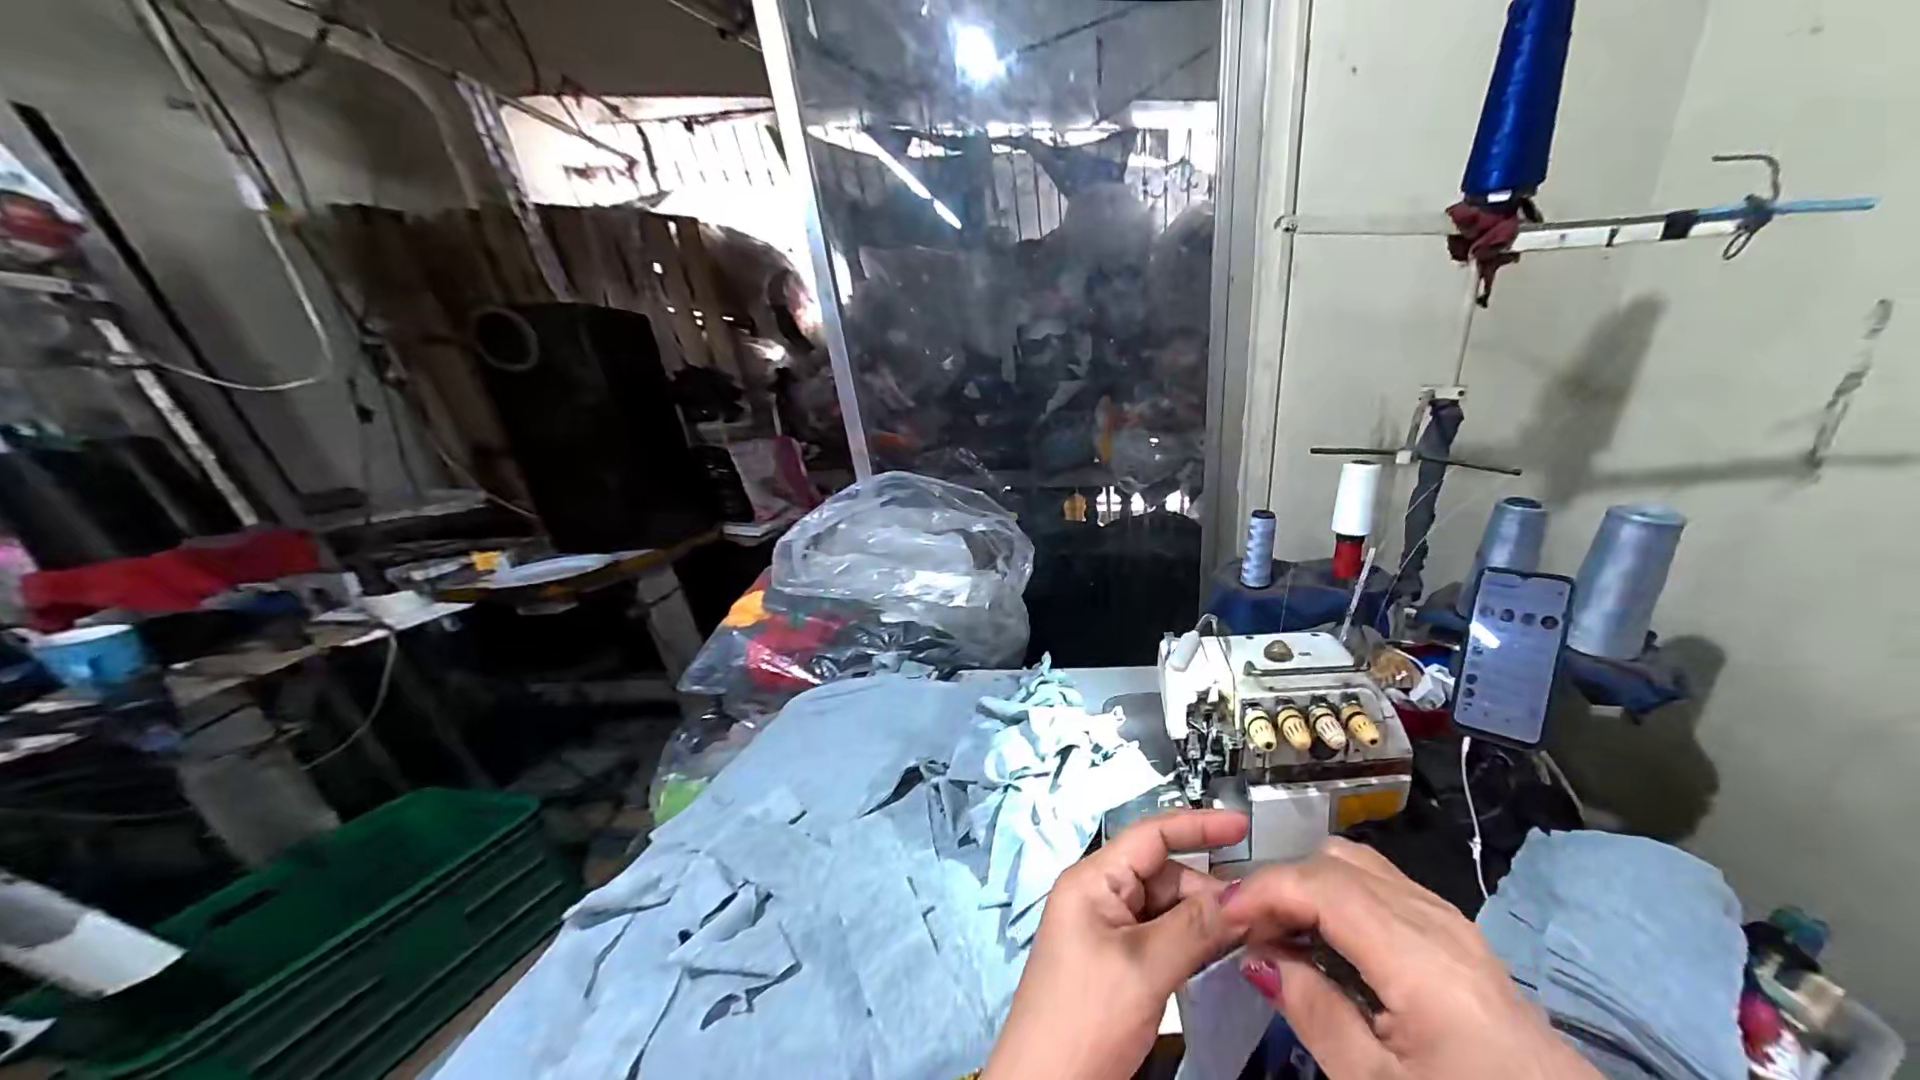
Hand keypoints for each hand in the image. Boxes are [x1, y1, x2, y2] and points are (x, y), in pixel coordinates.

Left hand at [982, 810, 1249, 1079]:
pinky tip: (1226, 952)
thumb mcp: (1143, 966)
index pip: (1151, 834)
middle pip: (1166, 873)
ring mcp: (1109, 929)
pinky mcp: (1120, 961)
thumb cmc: (1085, 1014)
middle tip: (1265, 913)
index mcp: (1093, 878)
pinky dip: (1195, 941)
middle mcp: (1100, 893)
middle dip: (1212, 888)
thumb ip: (1196, 926)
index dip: (1198, 825)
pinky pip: (1164, 936)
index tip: (1244, 825)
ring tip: (1256, 934)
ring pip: (1169, 907)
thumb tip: (1248, 895)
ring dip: (1208, 917)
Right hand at [1222, 838, 1600, 1079]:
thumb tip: (1258, 955)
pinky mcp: (1460, 938)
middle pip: (1336, 861)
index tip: (1221, 916)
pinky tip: (1325, 939)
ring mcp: (1454, 925)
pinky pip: (1382, 887)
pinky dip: (1337, 896)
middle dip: (1280, 883)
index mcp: (1422, 959)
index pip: (1321, 884)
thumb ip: (1313, 1012)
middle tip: (1247, 928)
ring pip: (1358, 866)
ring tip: (1280, 932)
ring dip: (1307, 886)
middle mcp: (1438, 922)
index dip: (1261, 889)